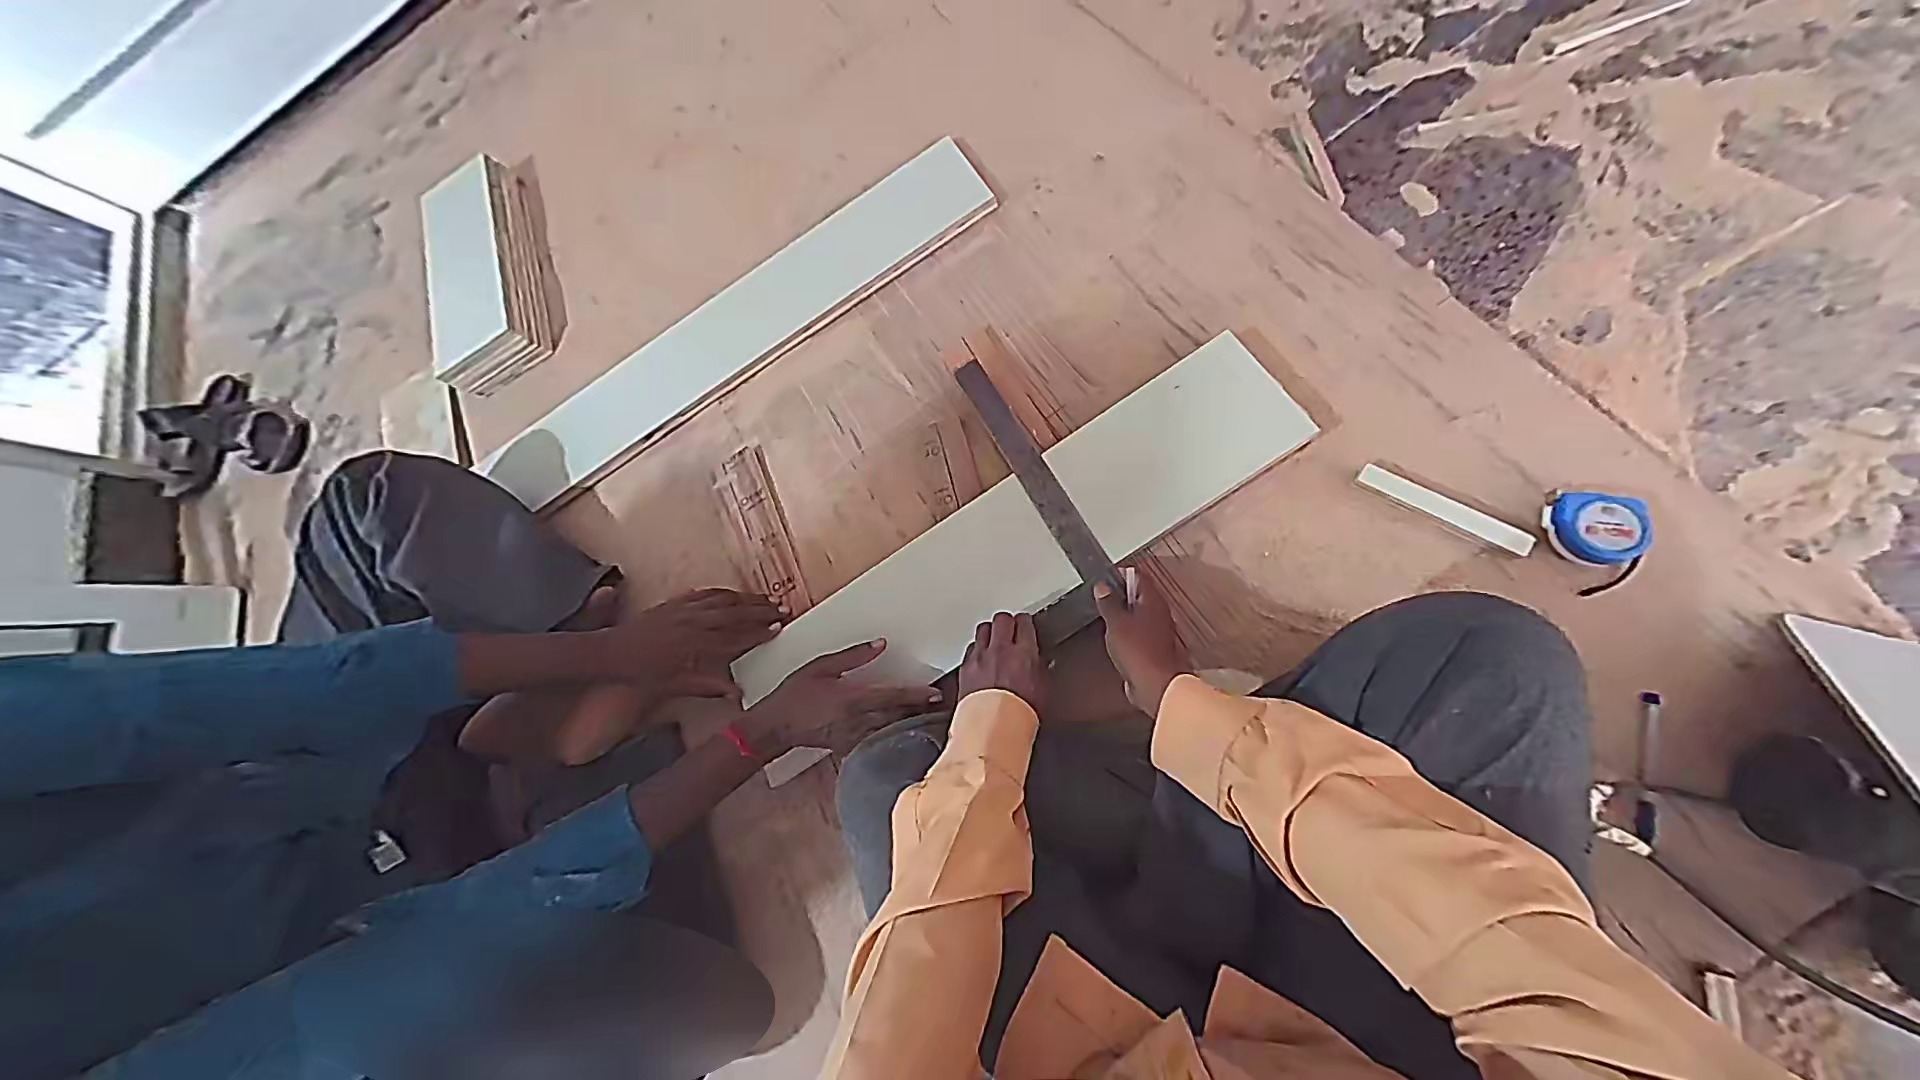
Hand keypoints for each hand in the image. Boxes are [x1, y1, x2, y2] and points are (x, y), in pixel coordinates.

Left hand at [593, 588, 784, 703]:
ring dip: (746, 598)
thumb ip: (707, 687)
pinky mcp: (673, 603)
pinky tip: (732, 594)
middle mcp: (692, 622)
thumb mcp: (673, 685)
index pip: (735, 636)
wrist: (607, 654)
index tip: (778, 629)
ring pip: (723, 599)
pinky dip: (723, 593)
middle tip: (782, 609)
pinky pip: (704, 593)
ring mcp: (683, 609)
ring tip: (766, 598)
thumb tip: (736, 693)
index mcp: (695, 643)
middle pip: (734, 612)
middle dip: (761, 610)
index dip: (758, 632)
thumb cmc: (638, 673)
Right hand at [739, 639, 940, 756]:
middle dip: (920, 711)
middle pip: (897, 716)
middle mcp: (857, 720)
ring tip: (930, 718)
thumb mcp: (822, 666)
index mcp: (853, 699)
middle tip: (942, 706)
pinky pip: (875, 741)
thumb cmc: (796, 694)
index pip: (892, 696)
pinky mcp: (848, 746)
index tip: (935, 693)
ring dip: (910, 725)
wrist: (775, 726)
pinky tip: (902, 733)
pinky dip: (891, 736)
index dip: (916, 695)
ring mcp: (854, 736)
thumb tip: (880, 644)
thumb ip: (854, 655)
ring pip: (889, 731)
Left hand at [958, 612, 1048, 714]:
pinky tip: (980, 657)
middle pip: (1001, 619)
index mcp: (1024, 653)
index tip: (1025, 624)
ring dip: (990, 632)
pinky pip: (970, 648)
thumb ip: (1042, 671)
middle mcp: (1000, 650)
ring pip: (983, 629)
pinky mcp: (965, 667)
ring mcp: (980, 657)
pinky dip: (976, 649)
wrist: (992, 732)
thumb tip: (1042, 663)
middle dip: (1006, 622)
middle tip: (1009, 628)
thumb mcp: (1043, 692)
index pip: (1024, 622)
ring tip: (993, 640)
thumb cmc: (1018, 717)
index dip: (1025, 621)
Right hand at [1094, 567, 1188, 713]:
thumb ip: (1108, 602)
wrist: (1155, 684)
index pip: (1138, 575)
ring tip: (1104, 612)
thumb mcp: (1115, 622)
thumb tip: (1102, 587)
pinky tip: (1113, 633)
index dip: (1121, 572)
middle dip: (1120, 592)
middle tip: (1101, 592)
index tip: (1105, 575)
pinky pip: (1137, 630)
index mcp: (1152, 600)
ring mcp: (1157, 630)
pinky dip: (1125, 628)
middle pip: (1139, 594)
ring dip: (1122, 611)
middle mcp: (1158, 612)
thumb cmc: (1138, 651)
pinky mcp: (1152, 647)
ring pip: (1138, 612)